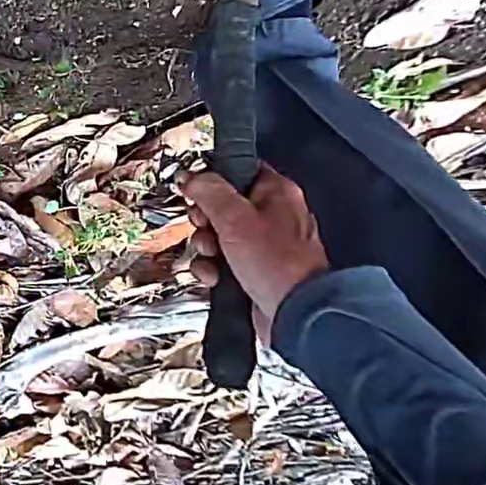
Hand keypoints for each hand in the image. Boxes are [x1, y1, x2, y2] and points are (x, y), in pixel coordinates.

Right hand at [180, 164, 328, 324]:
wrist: (294, 315)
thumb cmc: (279, 265)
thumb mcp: (235, 218)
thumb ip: (209, 191)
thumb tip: (191, 176)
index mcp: (276, 193)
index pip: (238, 170)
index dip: (212, 179)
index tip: (195, 190)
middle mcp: (272, 216)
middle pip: (221, 205)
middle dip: (204, 220)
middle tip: (206, 226)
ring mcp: (263, 245)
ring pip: (217, 234)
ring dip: (205, 246)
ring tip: (213, 255)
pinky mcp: (253, 270)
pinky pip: (221, 261)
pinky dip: (212, 268)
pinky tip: (216, 275)